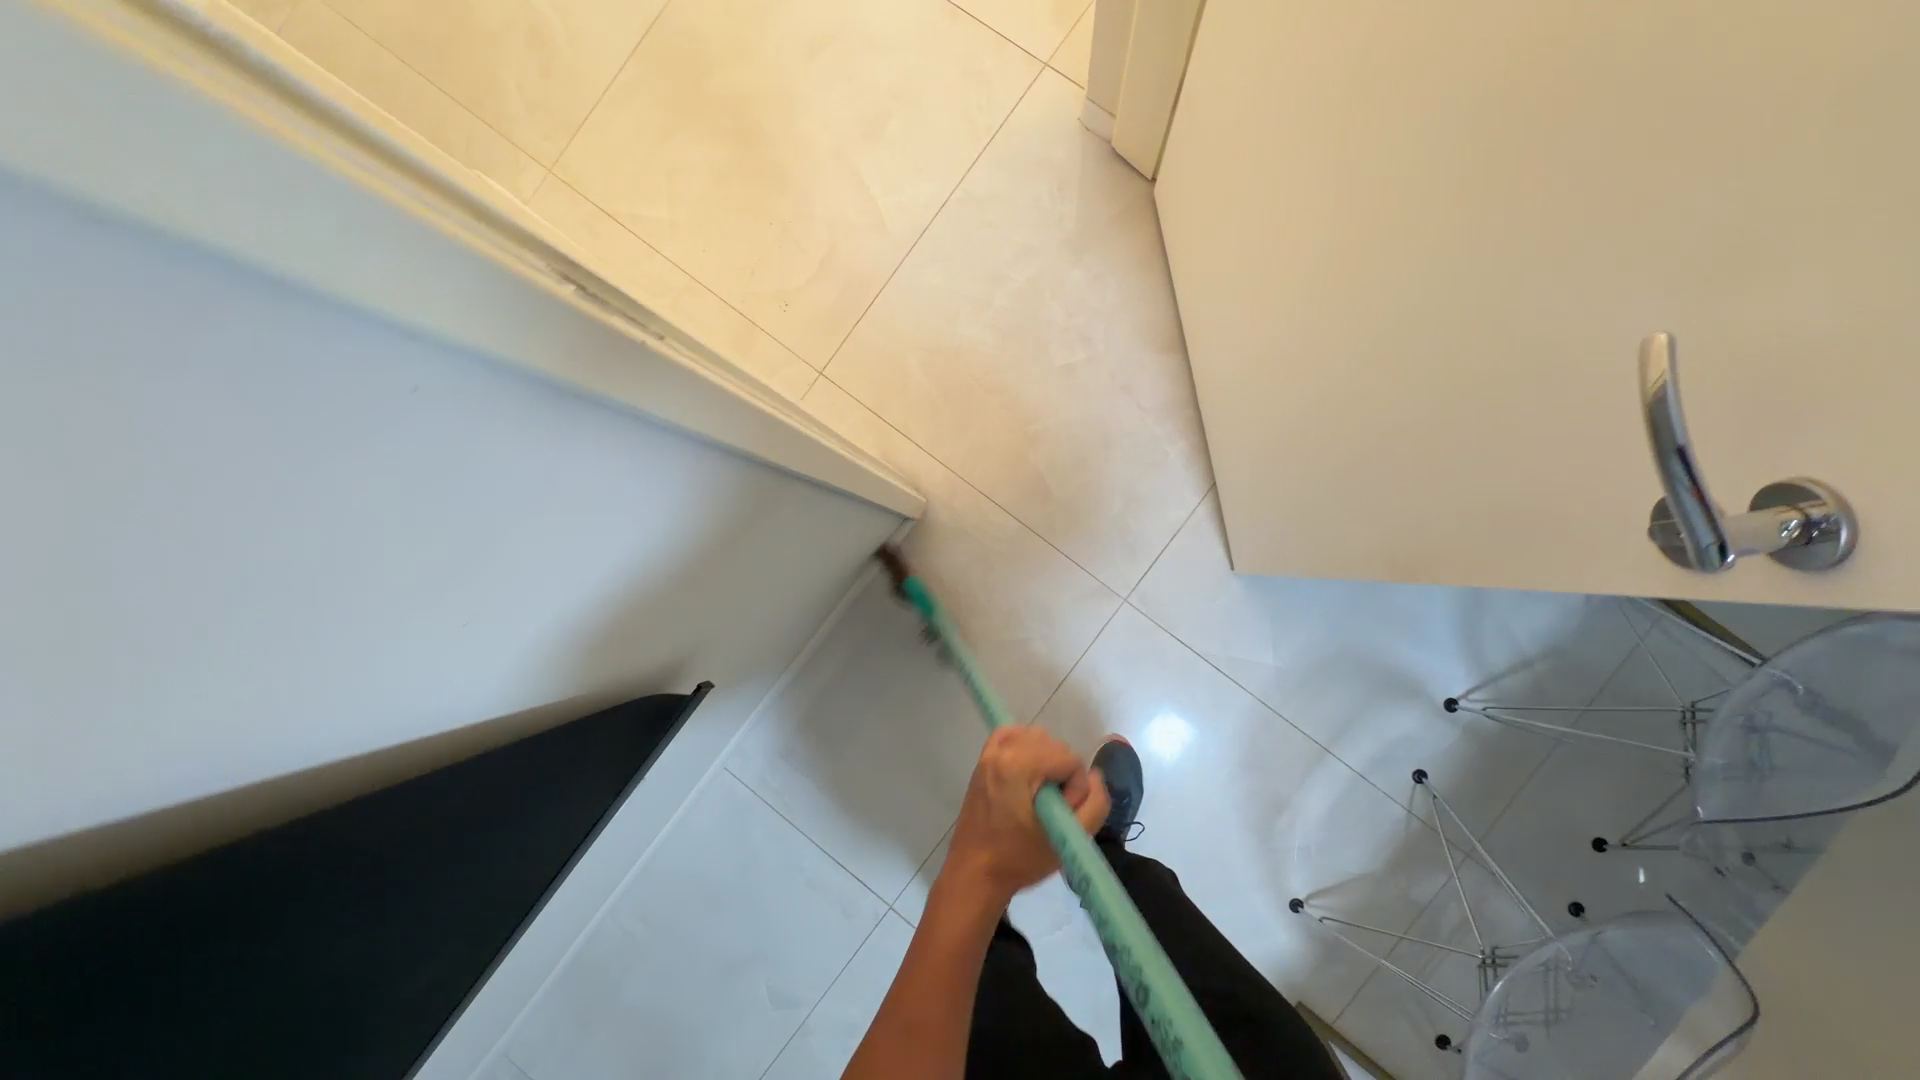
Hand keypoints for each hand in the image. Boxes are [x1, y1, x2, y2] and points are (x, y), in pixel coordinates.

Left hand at [941, 726, 1109, 904]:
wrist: (974, 872)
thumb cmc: (1020, 859)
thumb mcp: (1069, 838)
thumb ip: (1095, 803)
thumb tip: (1095, 776)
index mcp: (1017, 765)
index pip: (1070, 759)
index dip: (1076, 788)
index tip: (1062, 814)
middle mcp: (1001, 750)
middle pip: (1054, 745)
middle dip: (1063, 774)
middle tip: (1054, 807)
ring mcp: (989, 752)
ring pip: (1036, 738)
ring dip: (1048, 761)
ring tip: (1042, 794)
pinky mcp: (984, 760)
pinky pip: (1014, 736)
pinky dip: (1027, 749)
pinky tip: (1030, 774)